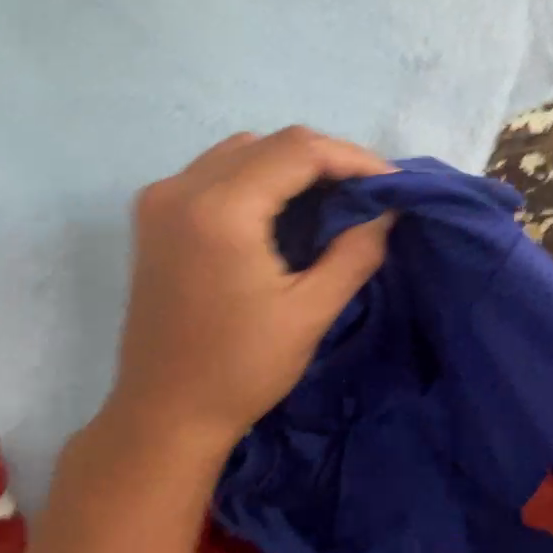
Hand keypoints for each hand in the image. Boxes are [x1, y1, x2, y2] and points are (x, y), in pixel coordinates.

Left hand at [109, 126, 395, 448]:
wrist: (166, 410)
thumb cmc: (244, 366)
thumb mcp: (313, 310)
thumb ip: (356, 251)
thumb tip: (388, 212)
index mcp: (219, 210)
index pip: (298, 151)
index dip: (355, 159)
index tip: (395, 188)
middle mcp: (181, 189)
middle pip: (270, 143)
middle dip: (330, 160)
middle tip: (374, 195)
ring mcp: (161, 201)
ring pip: (243, 151)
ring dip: (296, 166)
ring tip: (340, 201)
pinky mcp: (157, 218)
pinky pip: (219, 172)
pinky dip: (264, 178)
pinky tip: (293, 211)